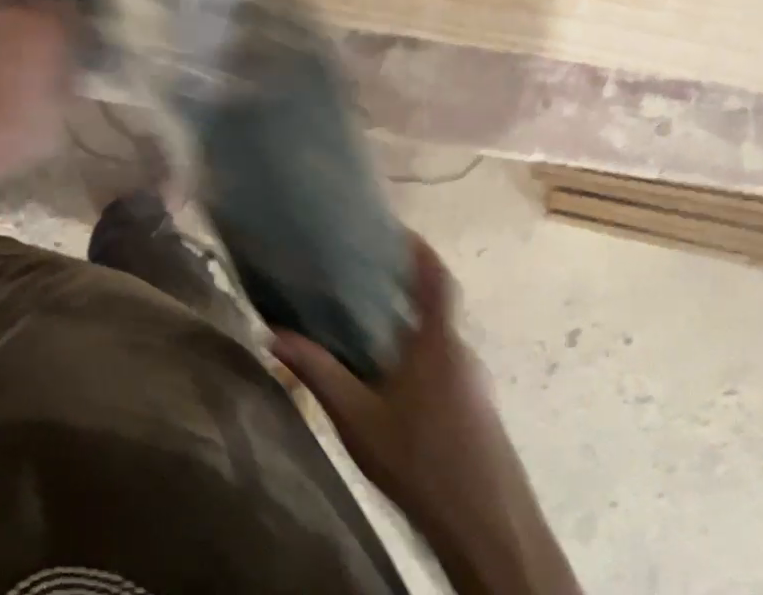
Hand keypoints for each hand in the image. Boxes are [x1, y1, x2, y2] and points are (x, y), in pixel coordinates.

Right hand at [272, 237, 579, 594]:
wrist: (492, 535)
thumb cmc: (423, 463)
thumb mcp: (356, 417)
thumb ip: (315, 371)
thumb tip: (270, 333)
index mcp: (439, 346)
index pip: (435, 281)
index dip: (418, 249)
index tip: (392, 226)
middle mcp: (462, 358)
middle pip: (432, 308)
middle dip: (394, 288)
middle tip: (348, 274)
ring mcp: (473, 388)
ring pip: (433, 341)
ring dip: (399, 325)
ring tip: (353, 319)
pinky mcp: (474, 414)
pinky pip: (439, 366)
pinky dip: (409, 353)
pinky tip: (378, 374)